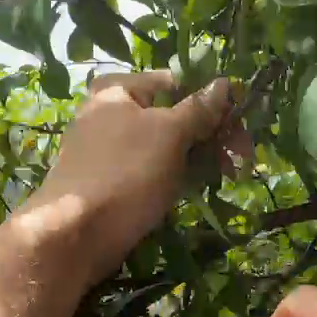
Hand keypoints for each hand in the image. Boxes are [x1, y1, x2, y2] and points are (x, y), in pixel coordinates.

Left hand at [18, 71, 244, 287]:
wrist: (78, 233)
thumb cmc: (126, 174)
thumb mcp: (169, 134)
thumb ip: (198, 109)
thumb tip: (224, 84)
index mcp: (119, 89)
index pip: (177, 84)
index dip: (212, 107)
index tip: (239, 136)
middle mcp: (109, 113)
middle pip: (172, 117)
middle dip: (208, 138)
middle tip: (238, 166)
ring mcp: (108, 150)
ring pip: (163, 148)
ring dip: (194, 162)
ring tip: (220, 181)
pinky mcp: (110, 182)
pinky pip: (149, 172)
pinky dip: (171, 179)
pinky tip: (188, 194)